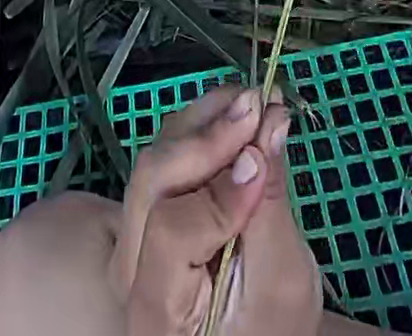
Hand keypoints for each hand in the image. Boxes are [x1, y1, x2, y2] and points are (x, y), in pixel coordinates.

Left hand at [110, 86, 319, 335]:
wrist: (252, 333)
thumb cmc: (271, 323)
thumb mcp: (283, 279)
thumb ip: (269, 204)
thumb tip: (268, 127)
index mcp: (157, 306)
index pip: (171, 232)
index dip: (219, 190)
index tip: (263, 156)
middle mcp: (128, 262)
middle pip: (154, 178)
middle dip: (209, 135)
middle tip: (259, 102)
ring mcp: (130, 229)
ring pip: (159, 153)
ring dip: (207, 119)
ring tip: (254, 99)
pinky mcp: (147, 204)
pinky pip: (169, 152)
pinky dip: (205, 125)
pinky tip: (238, 113)